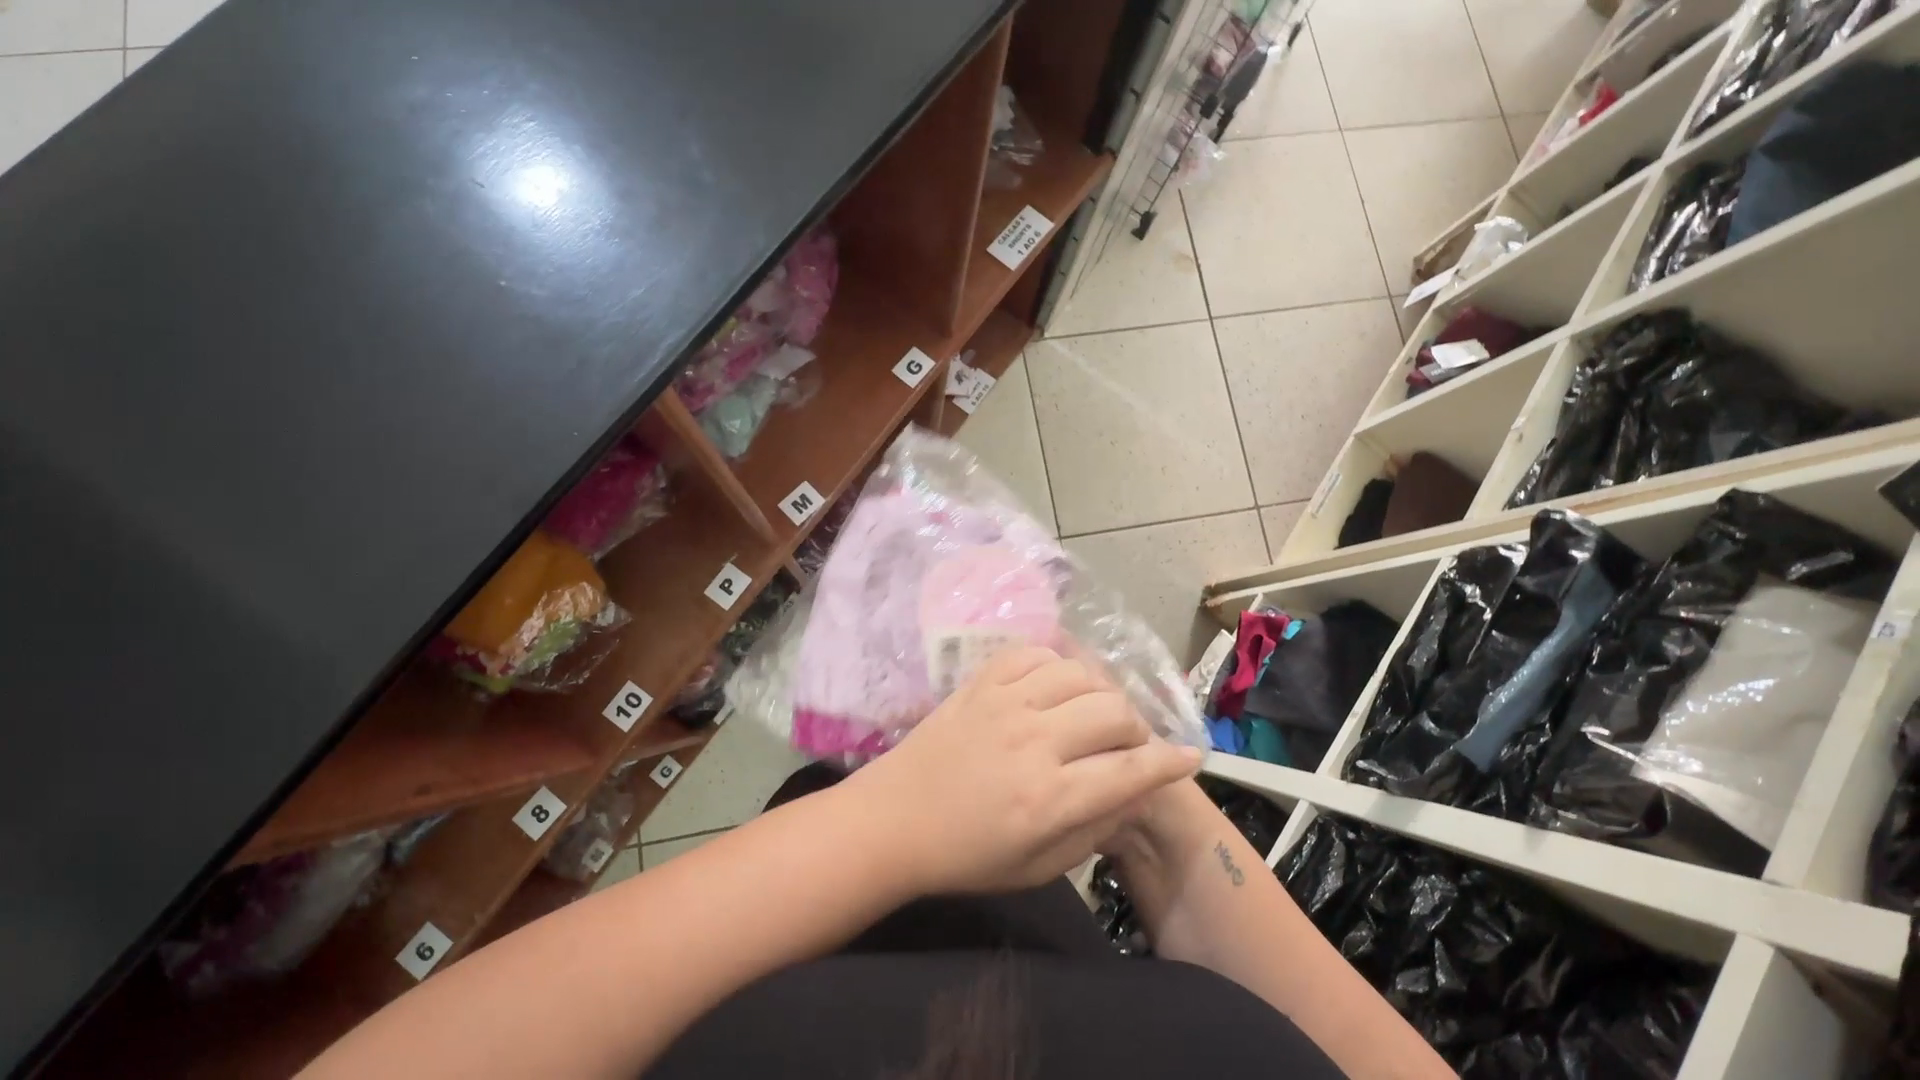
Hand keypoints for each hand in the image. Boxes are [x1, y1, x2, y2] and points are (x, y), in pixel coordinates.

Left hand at [838, 646, 1203, 895]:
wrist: (892, 822)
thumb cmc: (966, 856)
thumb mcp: (1038, 867)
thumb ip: (1094, 831)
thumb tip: (1135, 794)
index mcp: (1049, 798)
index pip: (1131, 770)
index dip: (1170, 763)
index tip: (1190, 757)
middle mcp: (1034, 742)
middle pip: (1115, 713)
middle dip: (1138, 729)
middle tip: (1128, 745)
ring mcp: (1004, 705)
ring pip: (1080, 675)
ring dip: (1101, 694)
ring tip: (1093, 714)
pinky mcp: (979, 684)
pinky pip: (1033, 653)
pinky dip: (1056, 665)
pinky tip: (1055, 687)